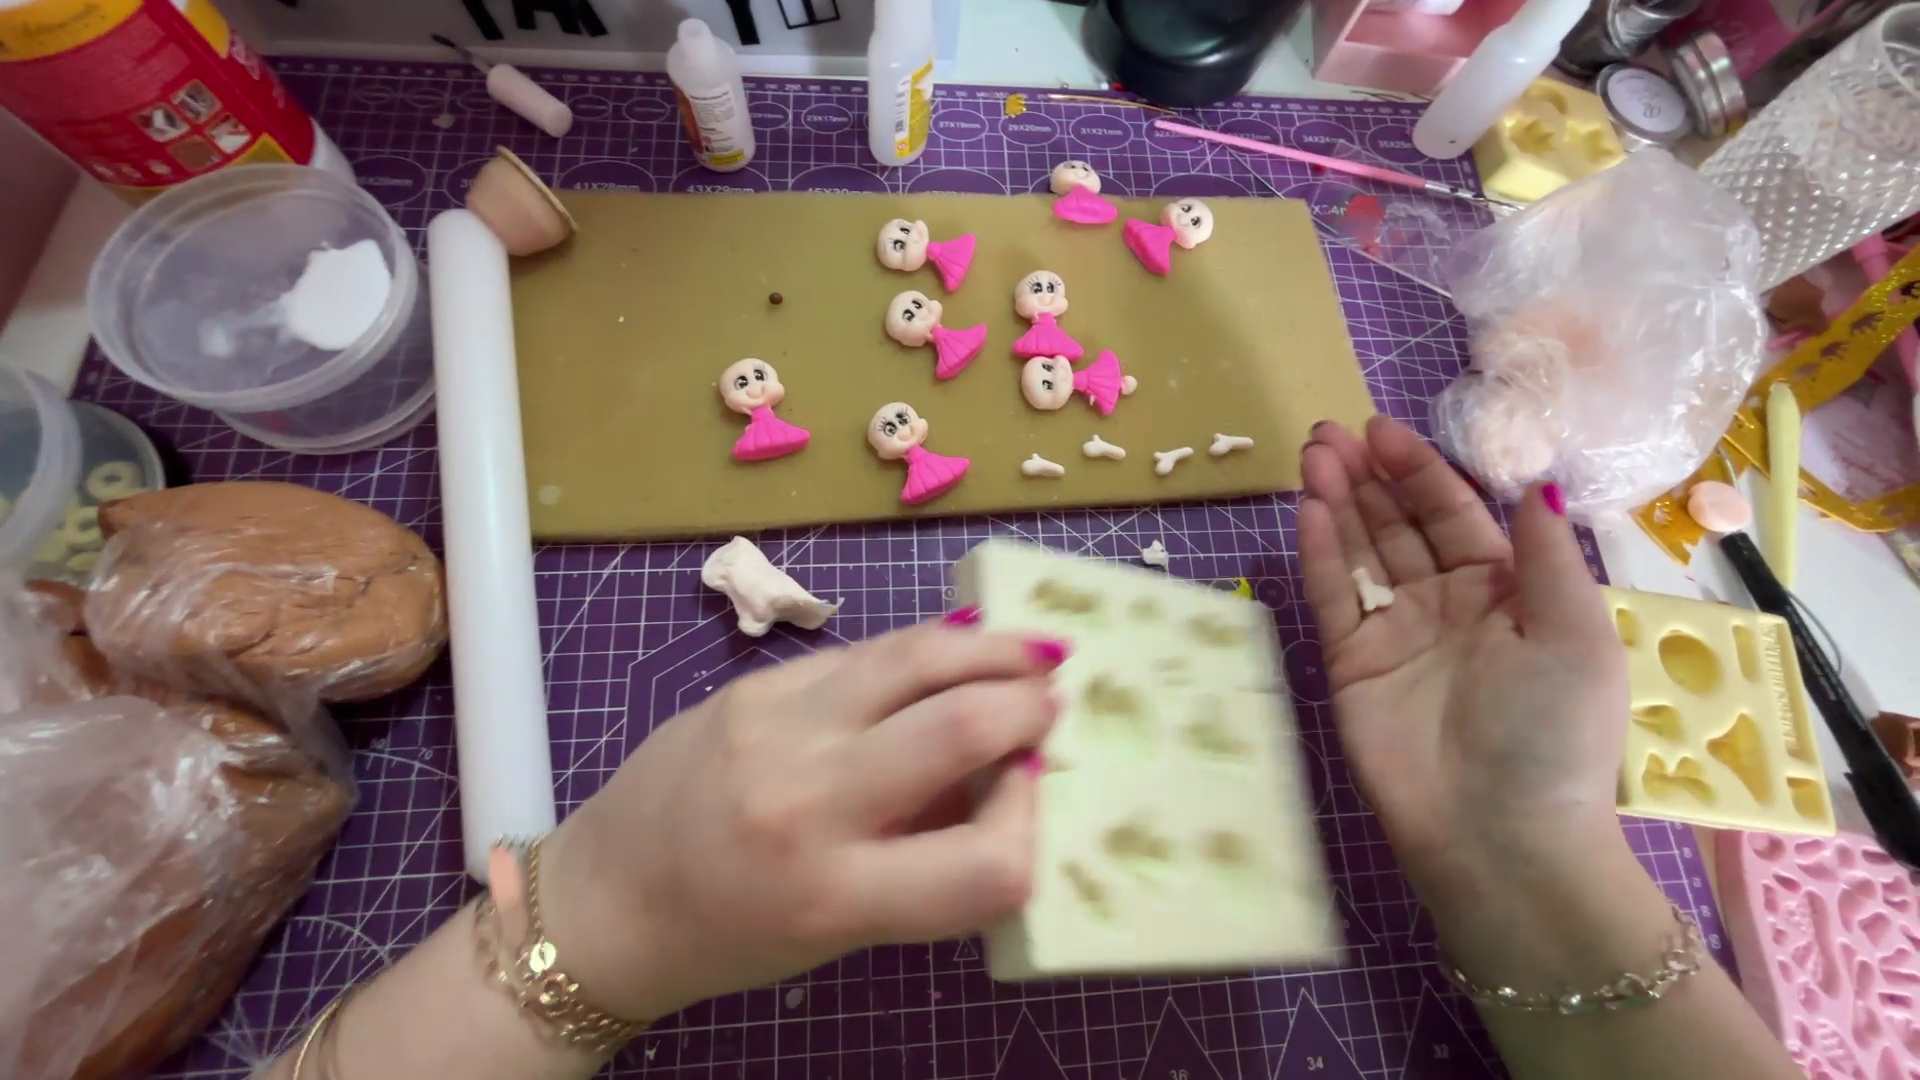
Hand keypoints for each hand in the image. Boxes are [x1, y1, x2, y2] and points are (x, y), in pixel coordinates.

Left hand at [538, 616, 1064, 1021]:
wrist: (607, 896)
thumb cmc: (734, 933)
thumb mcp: (843, 923)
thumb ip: (931, 851)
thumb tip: (1012, 771)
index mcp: (837, 896)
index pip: (991, 862)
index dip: (1031, 823)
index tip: (1028, 791)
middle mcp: (810, 801)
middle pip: (963, 728)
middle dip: (1028, 706)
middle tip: (1052, 696)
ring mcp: (777, 725)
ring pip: (916, 656)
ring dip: (989, 648)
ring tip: (1027, 649)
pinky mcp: (756, 683)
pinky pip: (865, 651)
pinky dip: (923, 649)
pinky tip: (948, 649)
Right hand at [1297, 417, 1629, 896]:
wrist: (1493, 829)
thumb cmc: (1548, 731)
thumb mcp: (1575, 637)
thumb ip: (1547, 558)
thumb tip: (1537, 483)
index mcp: (1503, 591)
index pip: (1453, 514)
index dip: (1418, 470)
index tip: (1381, 429)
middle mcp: (1442, 601)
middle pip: (1397, 523)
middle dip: (1366, 475)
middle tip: (1329, 432)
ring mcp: (1391, 628)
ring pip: (1359, 550)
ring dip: (1336, 501)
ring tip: (1311, 455)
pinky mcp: (1349, 657)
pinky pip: (1332, 593)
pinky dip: (1319, 551)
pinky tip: (1307, 510)